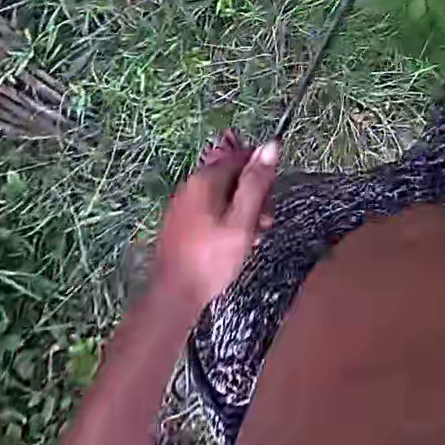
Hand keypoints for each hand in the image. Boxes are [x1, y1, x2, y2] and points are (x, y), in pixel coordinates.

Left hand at [151, 130, 278, 308]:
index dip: (262, 172)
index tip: (272, 195)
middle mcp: (192, 184)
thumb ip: (256, 182)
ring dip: (243, 210)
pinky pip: (211, 209)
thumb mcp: (242, 220)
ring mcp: (183, 204)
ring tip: (253, 236)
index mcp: (206, 179)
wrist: (172, 298)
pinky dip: (227, 219)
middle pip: (233, 176)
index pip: (242, 156)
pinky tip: (234, 241)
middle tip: (264, 221)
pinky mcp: (180, 222)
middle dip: (253, 194)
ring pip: (223, 195)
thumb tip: (271, 145)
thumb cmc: (212, 258)